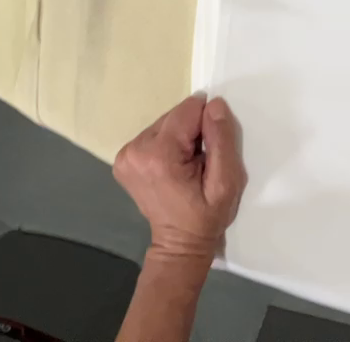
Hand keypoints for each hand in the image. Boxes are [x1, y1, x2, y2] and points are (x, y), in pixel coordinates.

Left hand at [113, 95, 246, 262]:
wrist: (179, 245)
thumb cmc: (206, 217)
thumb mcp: (226, 182)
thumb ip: (221, 139)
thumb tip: (214, 104)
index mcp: (159, 155)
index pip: (189, 110)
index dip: (206, 126)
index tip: (208, 152)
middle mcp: (135, 149)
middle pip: (175, 115)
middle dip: (192, 132)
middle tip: (198, 162)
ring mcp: (126, 154)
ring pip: (165, 123)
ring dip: (180, 138)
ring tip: (186, 166)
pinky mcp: (123, 158)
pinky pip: (155, 134)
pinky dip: (167, 144)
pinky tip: (172, 167)